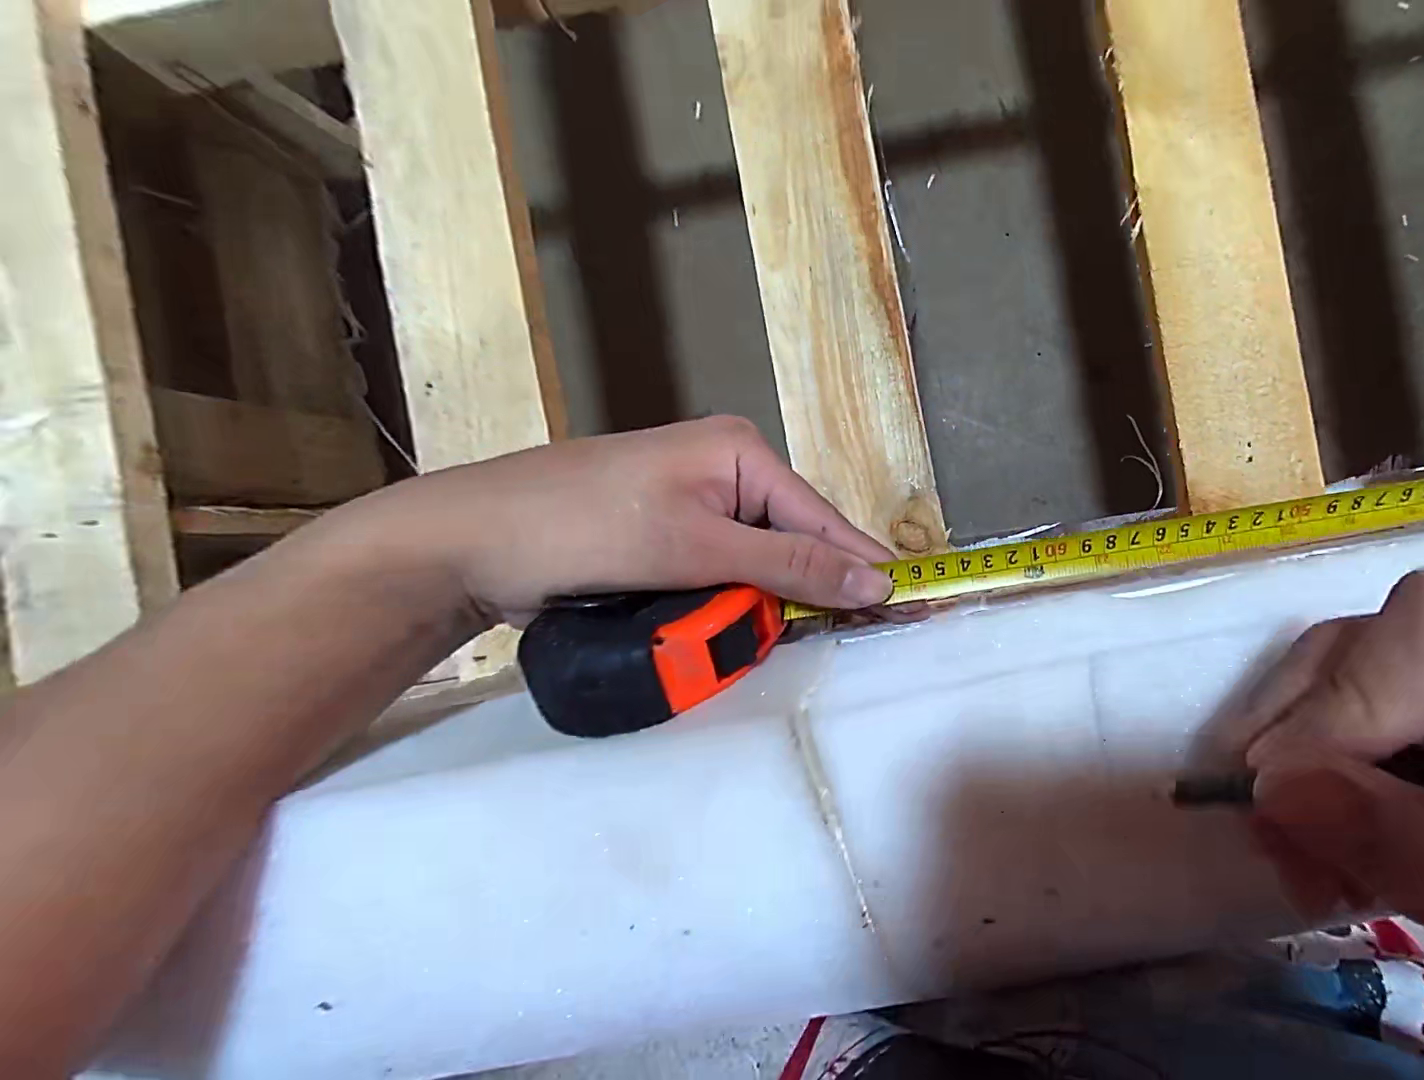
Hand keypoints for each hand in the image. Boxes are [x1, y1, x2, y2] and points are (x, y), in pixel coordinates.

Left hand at [342, 416, 898, 622]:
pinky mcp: (677, 533)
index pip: (823, 518)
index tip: (909, 606)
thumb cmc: (586, 528)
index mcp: (742, 453)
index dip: (863, 566)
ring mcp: (701, 503)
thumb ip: (790, 565)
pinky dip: (744, 598)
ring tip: (807, 637)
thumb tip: (878, 581)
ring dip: (778, 599)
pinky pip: (733, 568)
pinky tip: (755, 623)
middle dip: (818, 587)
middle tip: (858, 634)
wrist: (466, 542)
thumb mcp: (697, 547)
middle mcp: (730, 471)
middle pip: (798, 539)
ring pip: (766, 559)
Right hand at [1238, 569, 1423, 1079]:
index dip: (1352, 698)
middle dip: (1313, 727)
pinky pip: (1378, 666)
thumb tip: (1274, 791)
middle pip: (1406, 629)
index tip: (1275, 784)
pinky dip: (1331, 737)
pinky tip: (1330, 803)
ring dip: (1309, 737)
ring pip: (1373, 641)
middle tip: (1270, 826)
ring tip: (1297, 833)